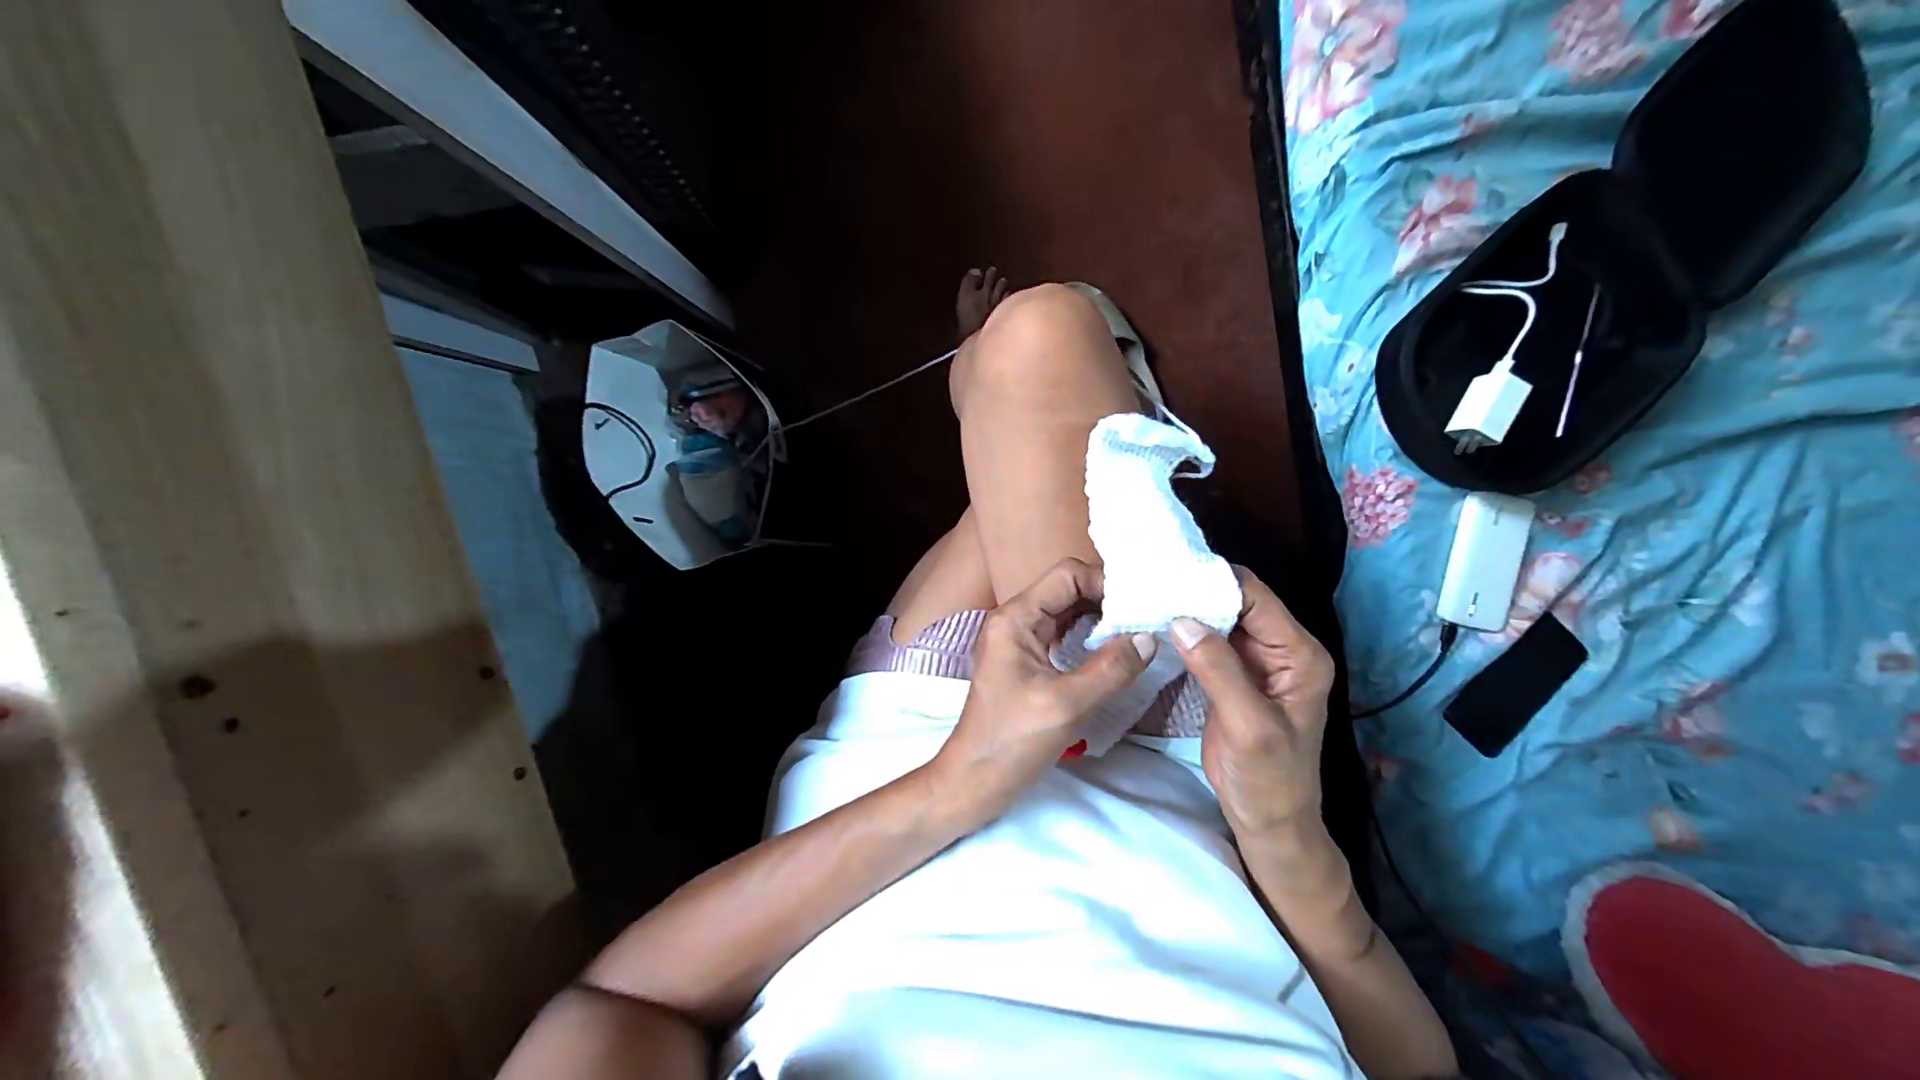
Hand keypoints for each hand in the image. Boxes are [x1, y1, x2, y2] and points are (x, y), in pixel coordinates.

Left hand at [923, 557, 1155, 828]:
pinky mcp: (1026, 662)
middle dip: (1107, 600)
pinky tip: (1115, 654)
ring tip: (1137, 634)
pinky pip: (1063, 637)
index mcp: (1015, 618)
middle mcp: (1014, 620)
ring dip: (1100, 620)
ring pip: (1067, 614)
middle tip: (1145, 619)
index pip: (1066, 575)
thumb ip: (1110, 669)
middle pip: (1067, 590)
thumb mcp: (1066, 704)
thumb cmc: (1012, 740)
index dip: (1104, 583)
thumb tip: (1148, 638)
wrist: (973, 779)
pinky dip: (1089, 639)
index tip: (1139, 606)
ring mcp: (1019, 641)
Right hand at [1171, 568, 1335, 836]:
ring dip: (1185, 610)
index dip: (1213, 581)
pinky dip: (1182, 633)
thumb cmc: (1270, 778)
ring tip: (1144, 599)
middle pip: (1235, 602)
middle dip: (1194, 592)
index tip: (1167, 574)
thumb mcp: (1249, 726)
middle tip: (1147, 585)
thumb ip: (1220, 671)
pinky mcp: (1232, 674)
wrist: (1270, 821)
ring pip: (1217, 618)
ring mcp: (1255, 661)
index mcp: (1299, 654)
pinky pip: (1206, 641)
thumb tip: (1182, 620)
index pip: (1255, 597)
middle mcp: (1280, 648)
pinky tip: (1154, 627)